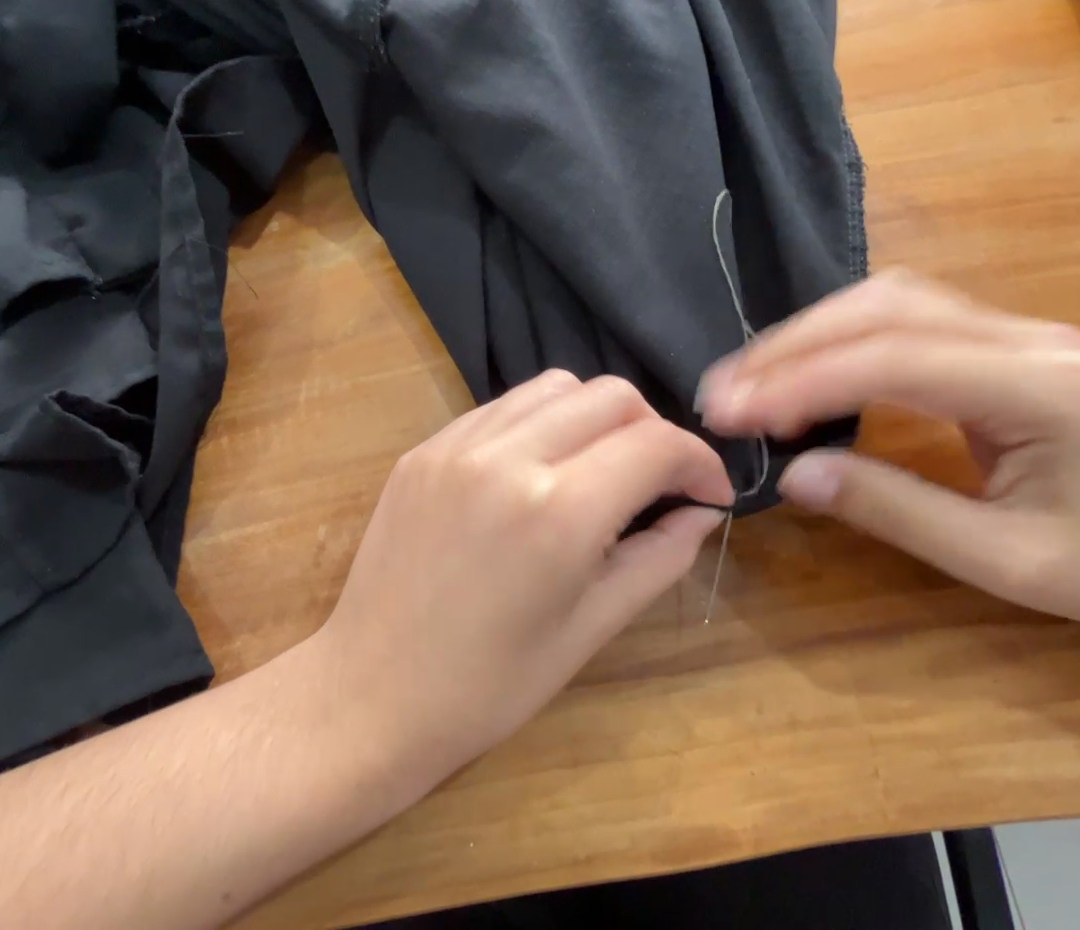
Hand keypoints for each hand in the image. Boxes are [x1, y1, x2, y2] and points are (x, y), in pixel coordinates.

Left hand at [314, 371, 732, 784]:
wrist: (371, 692)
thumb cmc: (489, 685)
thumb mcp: (590, 629)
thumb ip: (658, 559)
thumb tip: (700, 513)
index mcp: (559, 510)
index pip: (655, 443)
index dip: (699, 462)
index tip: (708, 495)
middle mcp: (507, 456)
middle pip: (610, 395)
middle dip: (652, 430)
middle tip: (656, 482)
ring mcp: (456, 445)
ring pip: (553, 387)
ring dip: (594, 417)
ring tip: (597, 471)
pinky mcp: (422, 450)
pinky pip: (499, 409)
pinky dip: (538, 424)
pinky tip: (536, 473)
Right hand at [696, 273, 1079, 636]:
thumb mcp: (993, 558)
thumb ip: (891, 508)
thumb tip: (791, 474)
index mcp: (1046, 391)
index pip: (899, 360)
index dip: (802, 379)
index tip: (731, 412)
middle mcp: (1034, 340)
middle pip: (888, 309)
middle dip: (791, 347)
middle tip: (721, 393)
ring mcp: (1018, 331)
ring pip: (888, 300)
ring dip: (806, 335)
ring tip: (746, 380)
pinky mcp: (999, 339)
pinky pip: (902, 316)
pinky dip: (835, 337)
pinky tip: (798, 367)